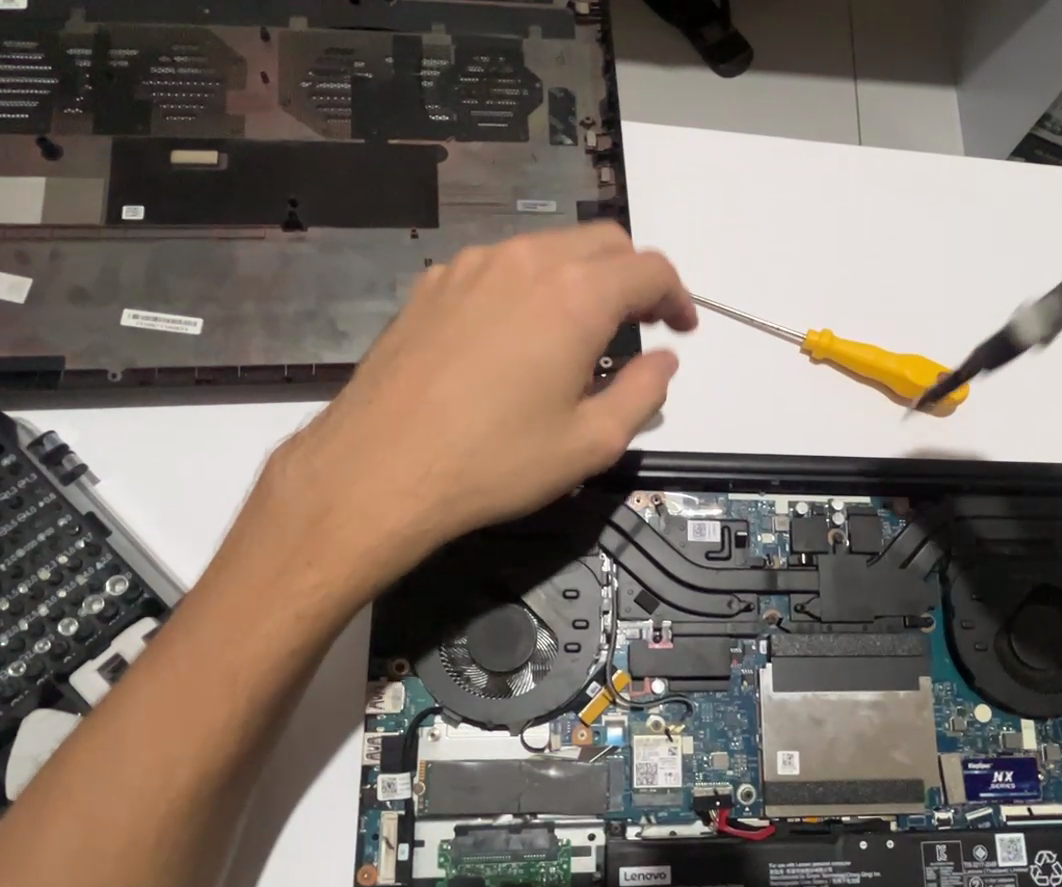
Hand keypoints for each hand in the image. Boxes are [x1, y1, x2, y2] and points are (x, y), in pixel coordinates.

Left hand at [241, 224, 696, 593]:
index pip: (649, 269)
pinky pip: (499, 268)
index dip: (677, 296)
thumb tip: (664, 362)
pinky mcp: (432, 285)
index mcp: (575, 295)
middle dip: (633, 278)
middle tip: (640, 328)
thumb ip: (643, 394)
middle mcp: (525, 261)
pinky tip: (516, 339)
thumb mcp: (590, 443)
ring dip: (580, 279)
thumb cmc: (495, 463)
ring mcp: (471, 266)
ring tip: (579, 336)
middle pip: (602, 243)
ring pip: (548, 249)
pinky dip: (529, 288)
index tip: (681, 330)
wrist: (380, 468)